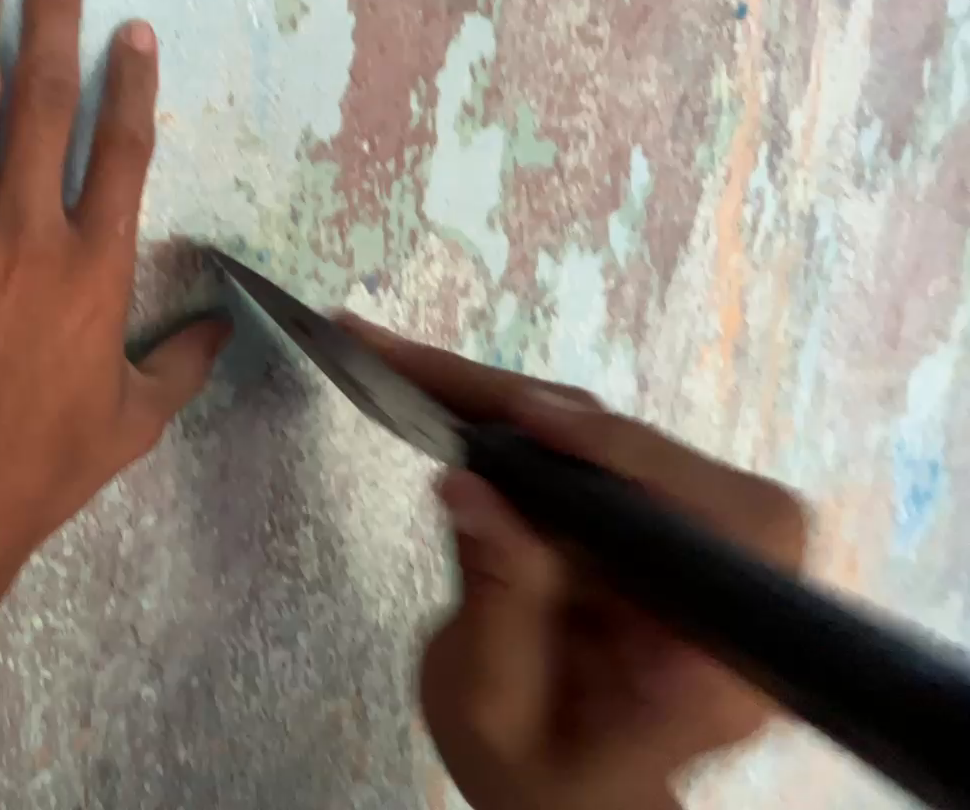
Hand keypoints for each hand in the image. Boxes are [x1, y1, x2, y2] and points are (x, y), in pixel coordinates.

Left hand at [0, 0, 230, 593]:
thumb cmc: (27, 477)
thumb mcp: (128, 429)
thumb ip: (182, 368)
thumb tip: (227, 326)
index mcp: (93, 273)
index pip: (122, 152)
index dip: (129, 82)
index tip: (130, 26)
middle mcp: (26, 233)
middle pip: (45, 97)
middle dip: (51, 5)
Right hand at [344, 317, 808, 809]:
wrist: (560, 794)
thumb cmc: (534, 777)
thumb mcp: (491, 710)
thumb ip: (494, 607)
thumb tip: (462, 483)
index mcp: (712, 653)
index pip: (731, 523)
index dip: (633, 455)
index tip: (529, 420)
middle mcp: (708, 587)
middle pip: (646, 454)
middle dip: (519, 404)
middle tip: (403, 363)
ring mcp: (662, 550)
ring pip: (597, 439)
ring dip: (493, 396)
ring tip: (397, 364)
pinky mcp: (613, 527)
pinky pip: (562, 450)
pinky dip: (488, 412)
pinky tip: (429, 392)